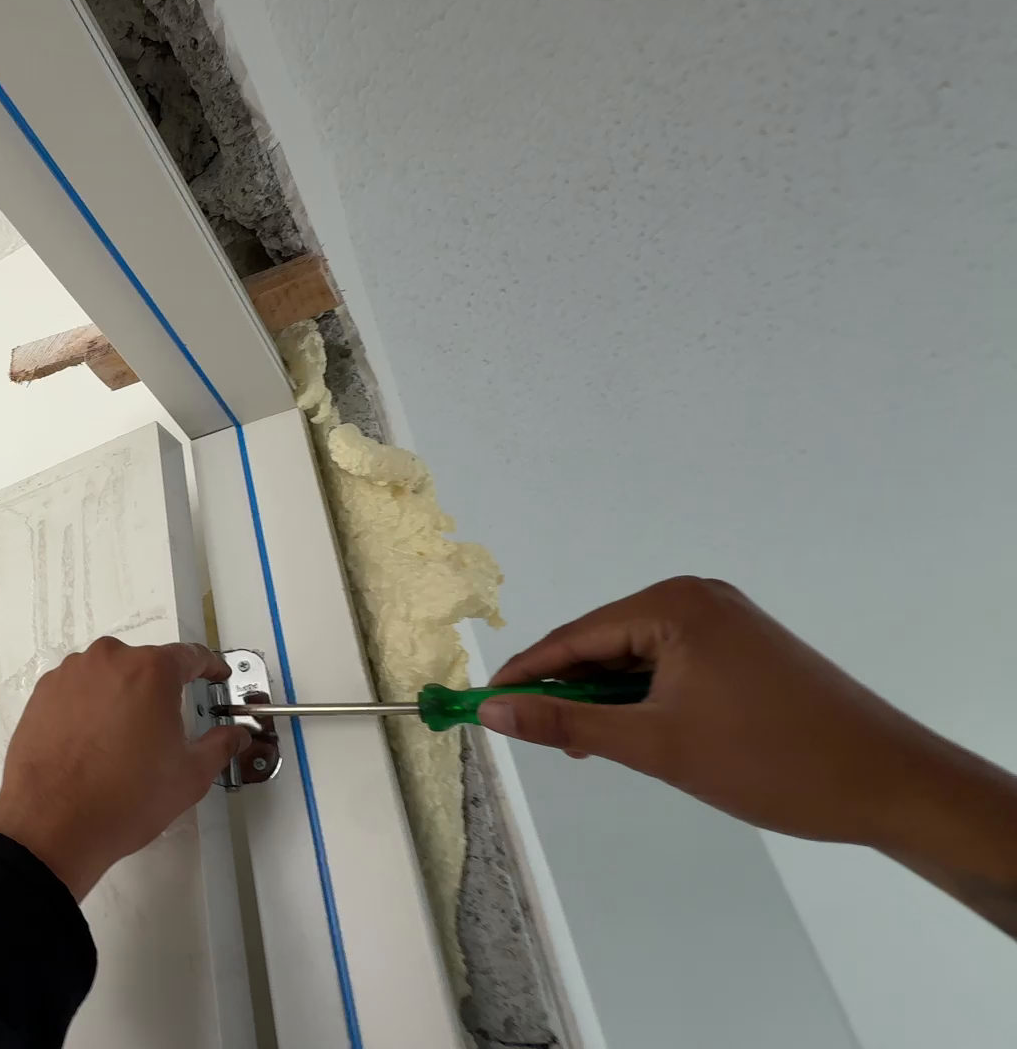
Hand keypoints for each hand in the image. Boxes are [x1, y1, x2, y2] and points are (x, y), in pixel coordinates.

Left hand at [0, 637, 250, 899]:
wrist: (52, 823)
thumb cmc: (126, 798)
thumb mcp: (190, 775)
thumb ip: (219, 745)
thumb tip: (236, 735)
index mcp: (151, 671)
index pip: (191, 656)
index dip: (210, 667)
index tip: (216, 675)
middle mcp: (110, 659)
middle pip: (146, 665)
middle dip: (160, 690)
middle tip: (166, 727)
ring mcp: (71, 672)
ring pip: (109, 676)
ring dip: (122, 697)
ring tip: (124, 741)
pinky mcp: (44, 691)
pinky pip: (78, 689)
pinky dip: (90, 706)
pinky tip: (93, 741)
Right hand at [480, 578, 1016, 940]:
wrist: (906, 792)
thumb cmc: (774, 763)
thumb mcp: (653, 745)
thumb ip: (563, 724)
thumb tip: (490, 711)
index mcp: (671, 606)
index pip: (572, 639)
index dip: (525, 675)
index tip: (486, 705)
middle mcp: (693, 599)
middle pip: (600, 645)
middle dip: (570, 692)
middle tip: (545, 737)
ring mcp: (721, 620)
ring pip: (630, 658)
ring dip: (605, 699)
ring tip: (592, 744)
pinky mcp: (740, 645)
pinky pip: (664, 664)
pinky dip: (641, 697)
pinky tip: (635, 730)